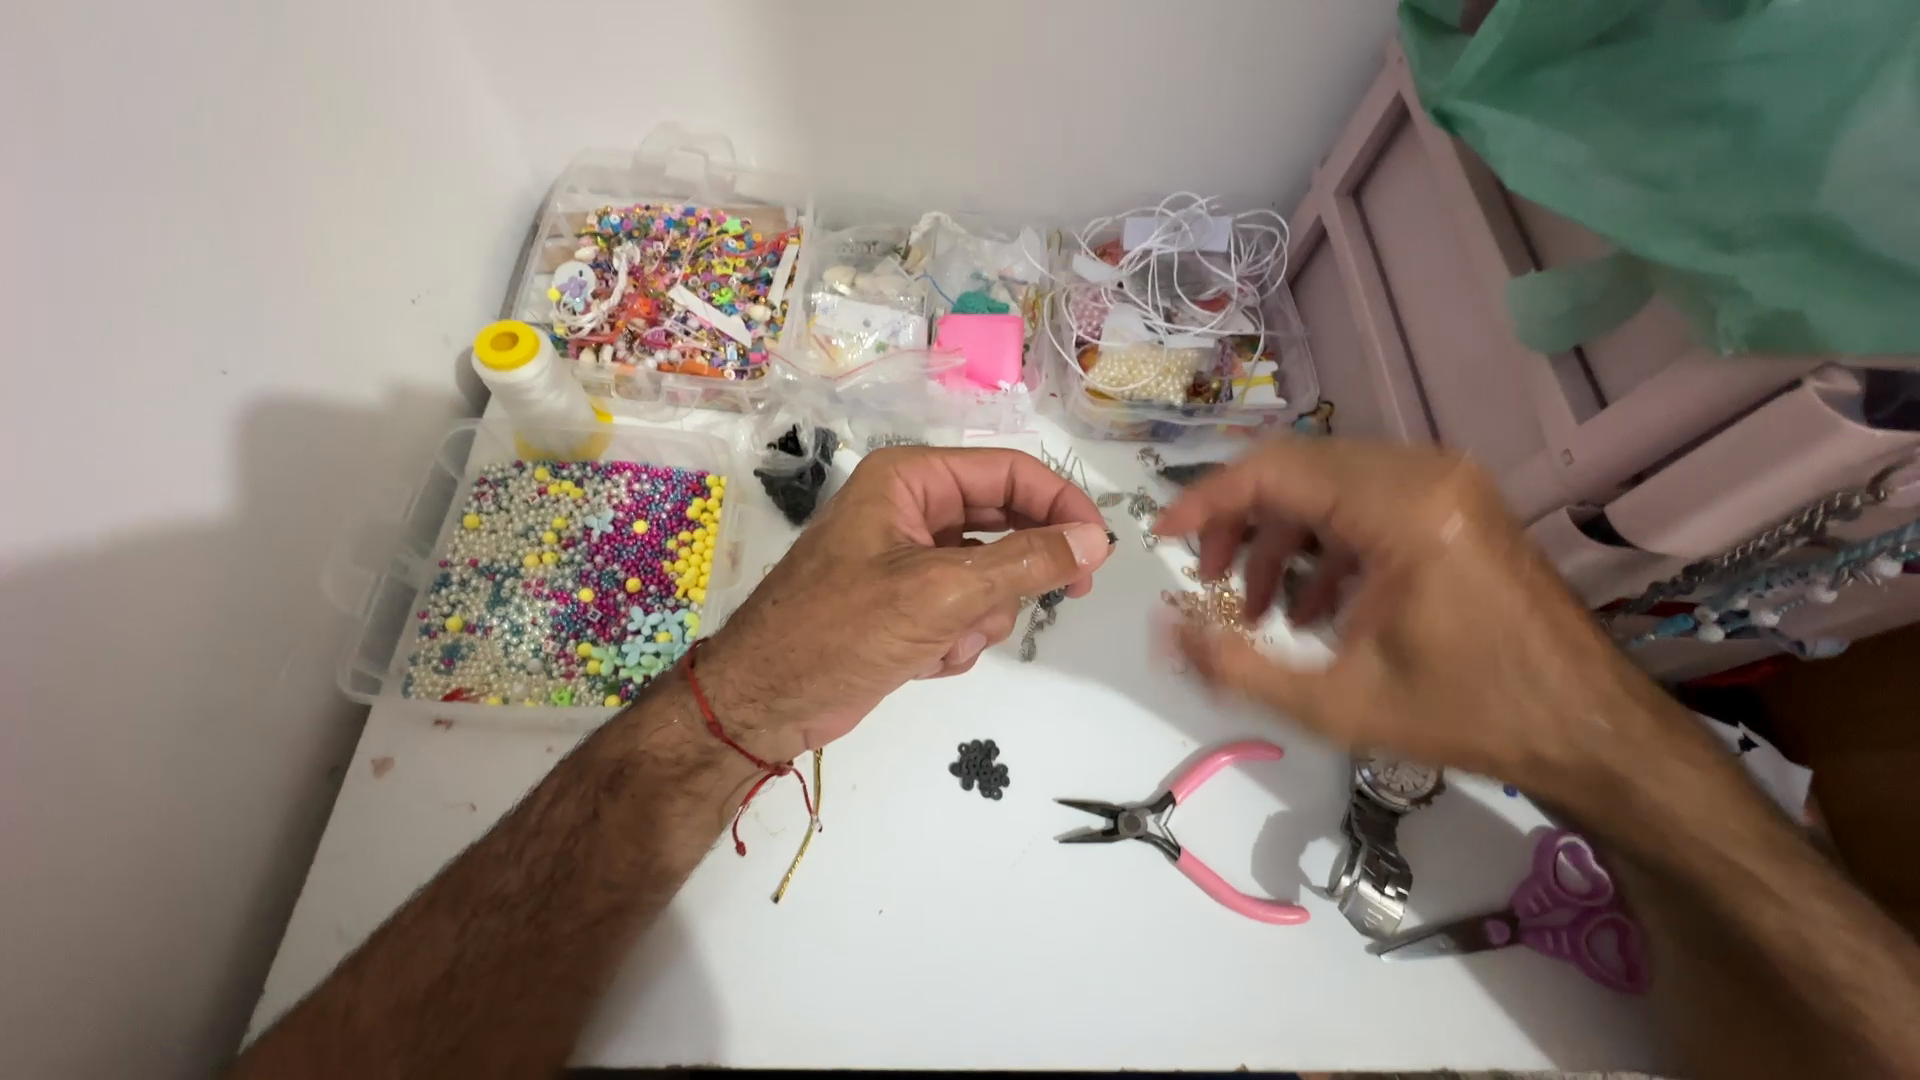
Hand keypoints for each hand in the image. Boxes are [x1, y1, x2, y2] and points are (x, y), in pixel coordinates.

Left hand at [698, 447, 1113, 761]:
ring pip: (989, 574)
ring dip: (982, 615)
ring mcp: (908, 559)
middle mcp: (911, 509)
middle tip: (1066, 596)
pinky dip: (957, 638)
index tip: (1098, 551)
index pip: (1010, 473)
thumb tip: (1093, 539)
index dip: (1061, 505)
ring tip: (946, 639)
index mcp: (910, 480)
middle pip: (1003, 523)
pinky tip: (924, 660)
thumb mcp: (942, 593)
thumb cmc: (841, 631)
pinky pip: (964, 610)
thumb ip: (1025, 562)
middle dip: (1021, 570)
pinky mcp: (907, 605)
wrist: (766, 703)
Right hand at [1154, 436, 1666, 793]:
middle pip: (1295, 468)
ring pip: (1324, 481)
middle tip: (1208, 577)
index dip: (1206, 500)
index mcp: (1403, 510)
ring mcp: (1446, 484)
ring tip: (1256, 603)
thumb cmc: (1466, 717)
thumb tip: (1163, 630)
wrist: (1591, 733)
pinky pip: (1361, 499)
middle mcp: (1426, 475)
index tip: (1164, 537)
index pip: (1274, 472)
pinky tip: (1311, 606)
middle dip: (1237, 521)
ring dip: (1276, 535)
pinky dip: (1319, 542)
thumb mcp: (1334, 705)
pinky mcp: (1455, 503)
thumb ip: (1234, 666)